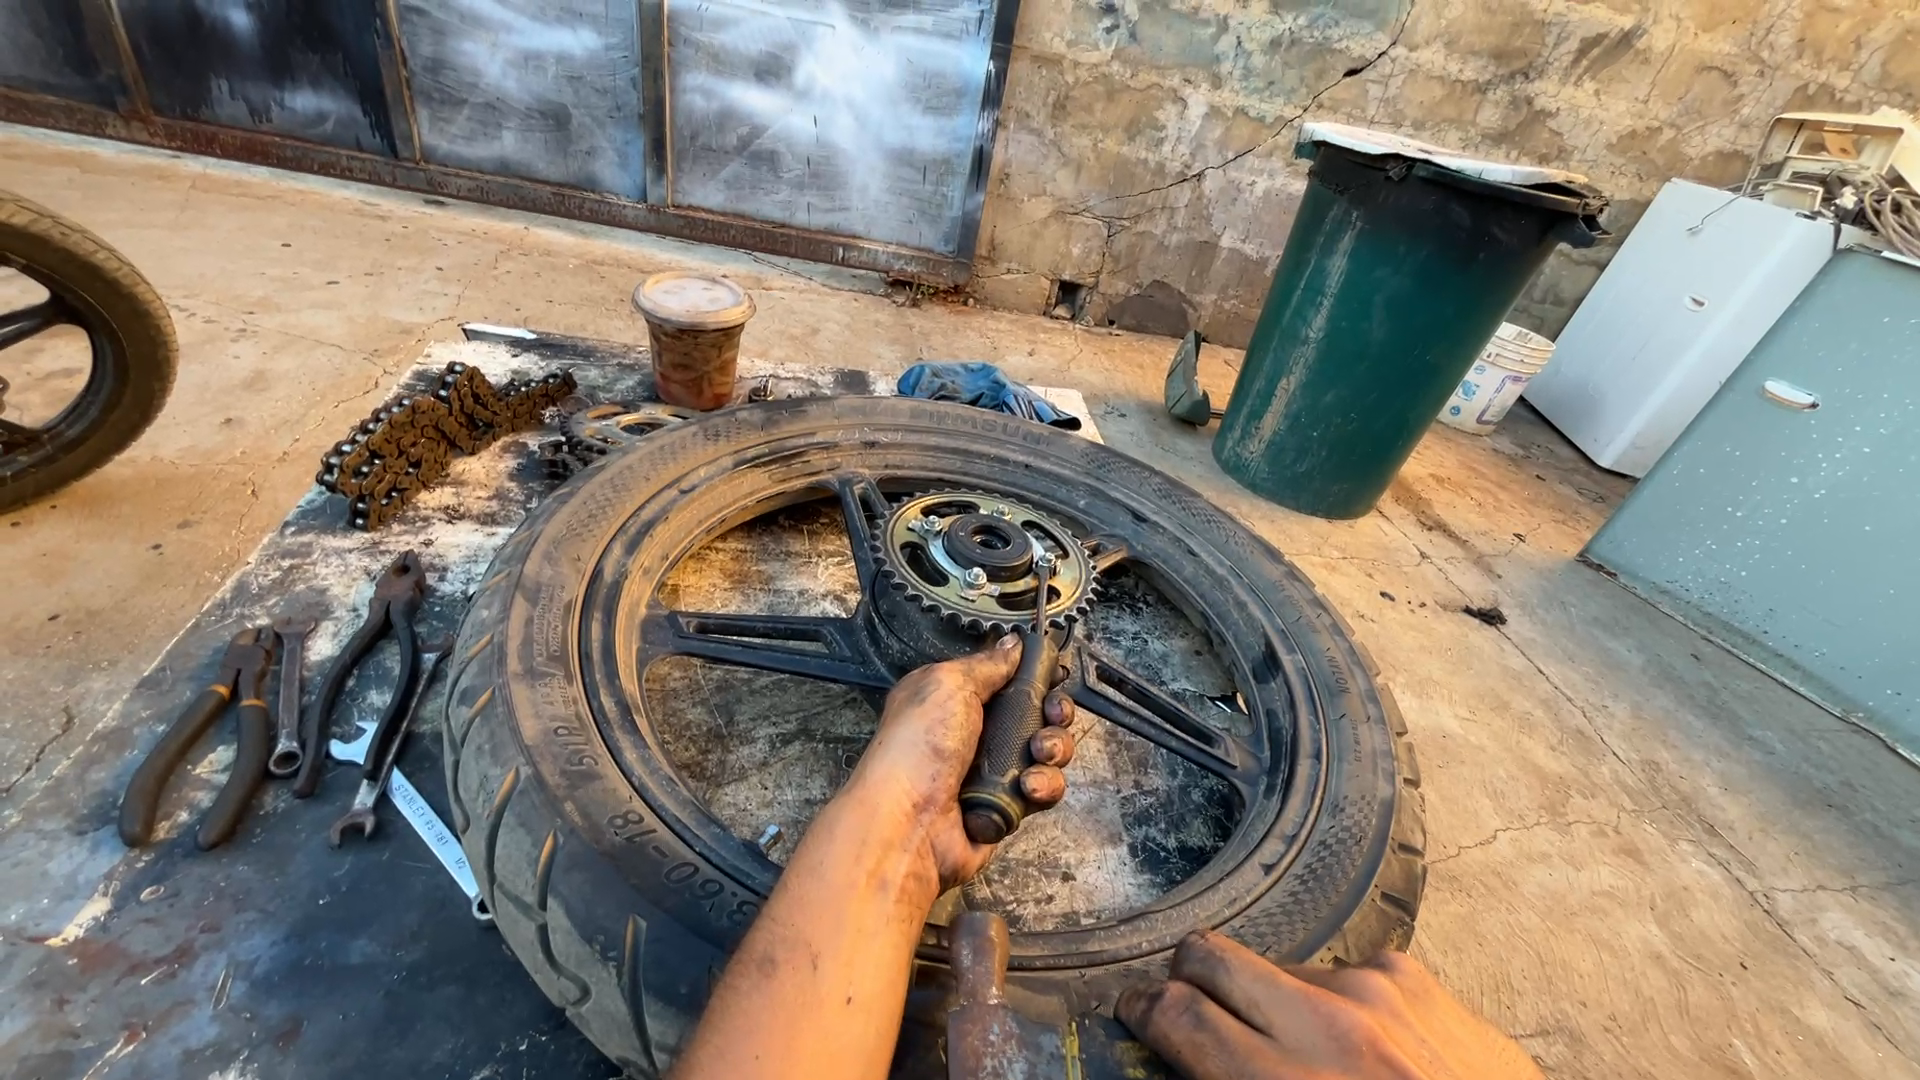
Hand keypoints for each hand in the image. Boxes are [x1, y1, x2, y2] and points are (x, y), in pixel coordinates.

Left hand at [847, 635, 1076, 888]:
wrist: (908, 824)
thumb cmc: (915, 750)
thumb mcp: (948, 685)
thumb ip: (987, 664)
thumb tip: (1012, 644)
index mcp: (955, 697)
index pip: (1008, 680)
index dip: (1036, 678)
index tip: (1054, 676)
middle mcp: (975, 733)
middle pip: (1037, 714)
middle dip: (1054, 712)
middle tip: (1051, 715)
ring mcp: (991, 771)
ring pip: (1047, 752)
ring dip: (1052, 749)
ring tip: (1037, 754)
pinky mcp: (1006, 805)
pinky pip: (1044, 790)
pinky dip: (1043, 786)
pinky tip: (1027, 787)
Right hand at [1118, 933, 1542, 1079]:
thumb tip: (1182, 1062)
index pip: (1180, 1015)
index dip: (1142, 1011)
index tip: (1138, 1015)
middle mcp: (1332, 1027)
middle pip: (1207, 954)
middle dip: (1186, 978)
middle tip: (1195, 1012)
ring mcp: (1375, 987)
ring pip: (1272, 964)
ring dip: (1271, 1002)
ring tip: (1311, 1055)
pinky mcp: (1412, 972)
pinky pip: (1337, 970)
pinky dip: (1334, 1005)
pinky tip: (1371, 1051)